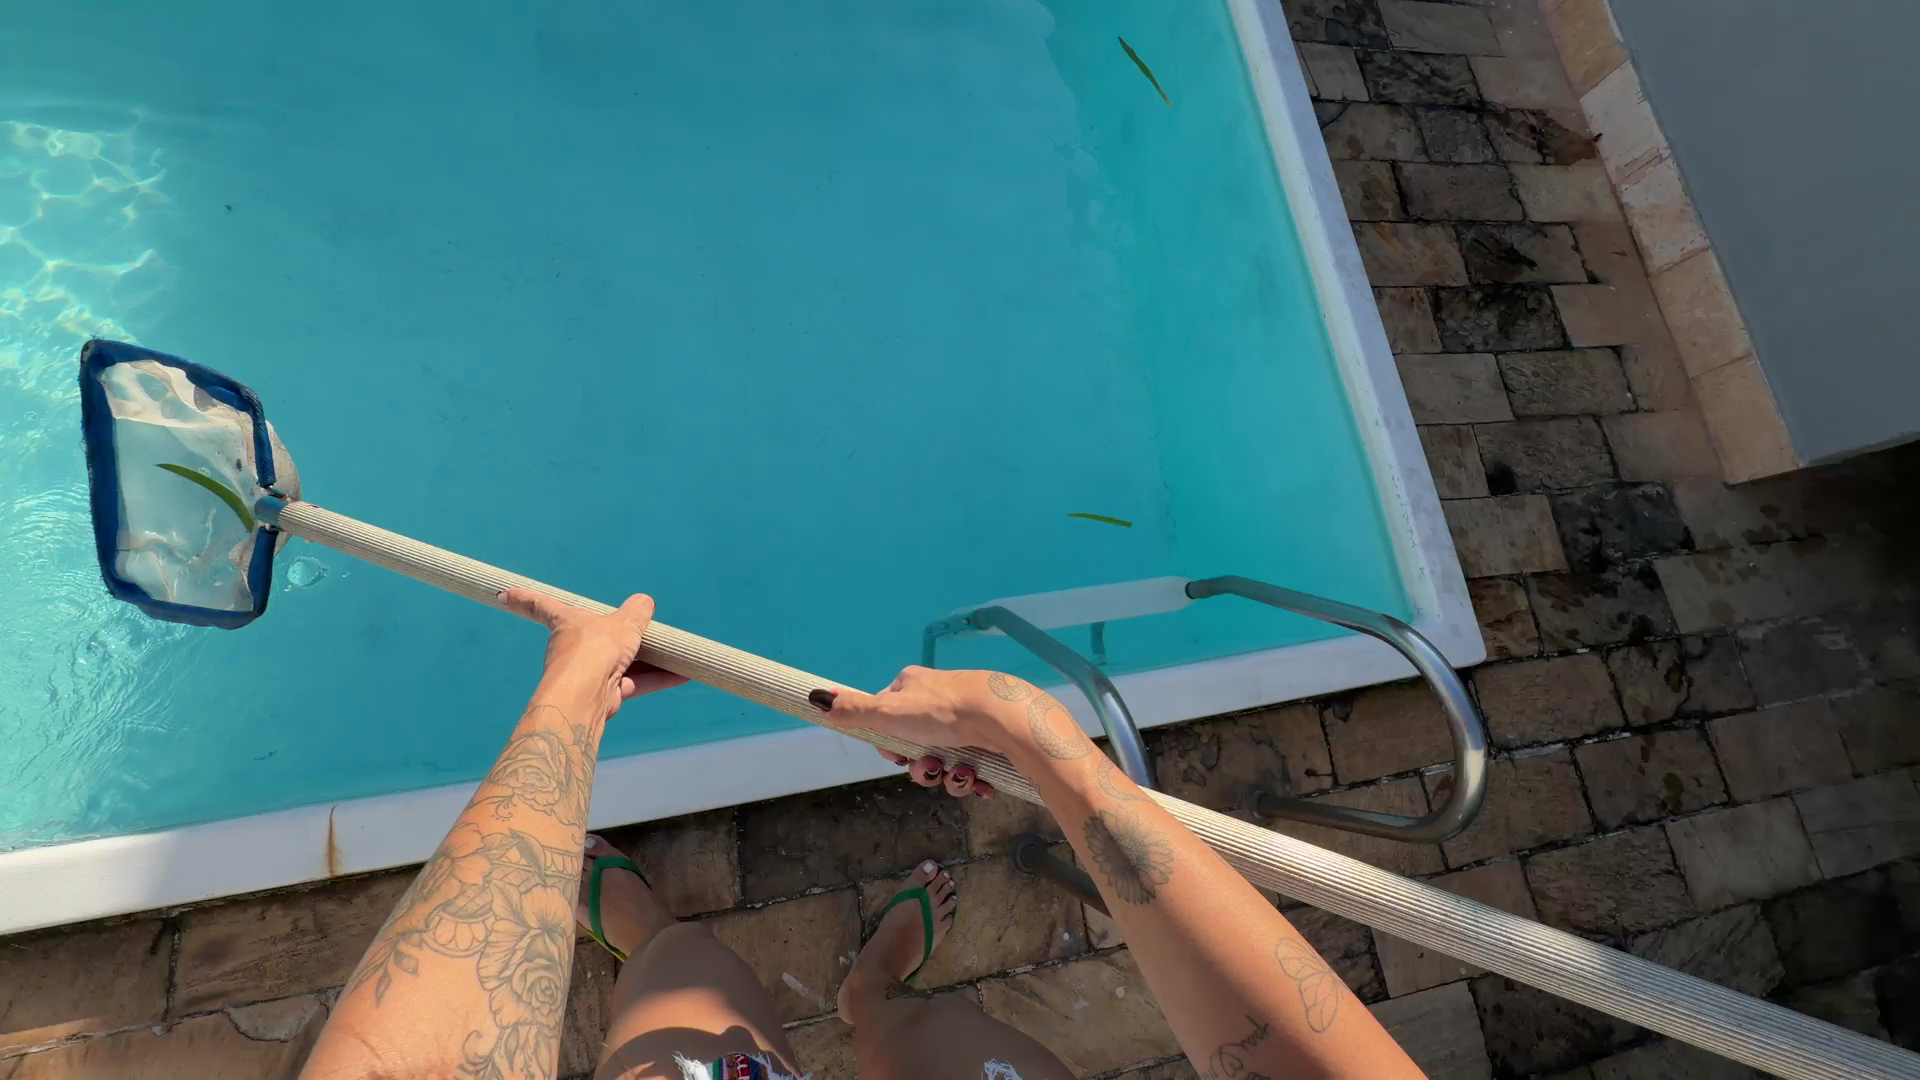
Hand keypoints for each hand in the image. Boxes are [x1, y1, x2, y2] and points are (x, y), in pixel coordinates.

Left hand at [501, 589, 687, 710]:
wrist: (588, 694)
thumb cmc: (597, 648)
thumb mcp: (624, 623)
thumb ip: (637, 611)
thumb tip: (644, 602)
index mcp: (568, 622)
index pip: (542, 605)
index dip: (525, 598)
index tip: (504, 593)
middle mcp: (575, 647)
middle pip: (600, 638)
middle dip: (623, 637)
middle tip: (647, 632)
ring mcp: (589, 672)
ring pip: (622, 662)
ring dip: (648, 660)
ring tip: (677, 654)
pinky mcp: (605, 694)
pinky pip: (635, 681)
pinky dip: (657, 678)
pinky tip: (682, 674)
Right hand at [812, 666, 1073, 797]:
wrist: (1002, 716)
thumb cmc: (942, 711)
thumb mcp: (888, 712)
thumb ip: (853, 710)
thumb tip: (816, 697)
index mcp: (912, 687)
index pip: (888, 721)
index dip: (891, 747)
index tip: (898, 756)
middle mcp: (938, 699)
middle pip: (916, 747)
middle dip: (922, 769)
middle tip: (932, 769)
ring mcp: (965, 719)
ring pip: (944, 762)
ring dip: (948, 779)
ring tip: (961, 775)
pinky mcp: (989, 738)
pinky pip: (972, 769)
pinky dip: (973, 781)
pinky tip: (981, 784)